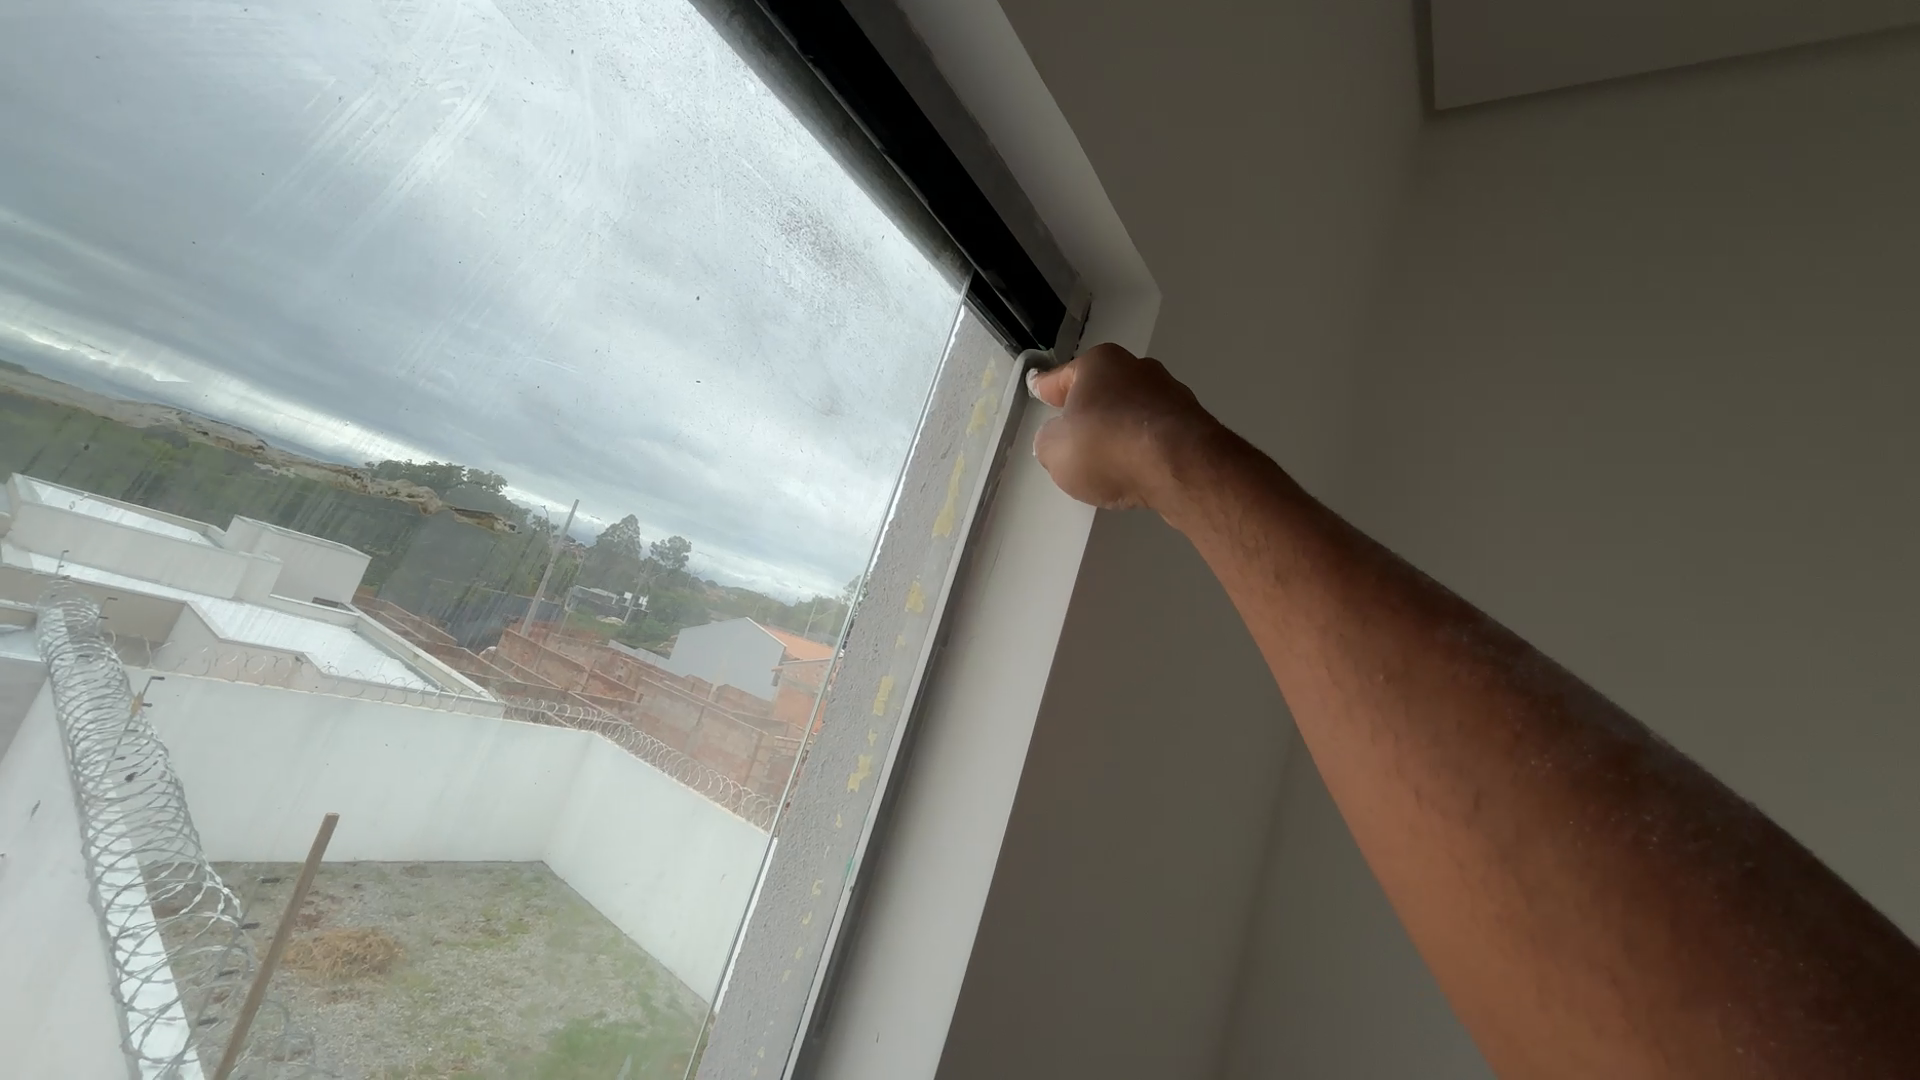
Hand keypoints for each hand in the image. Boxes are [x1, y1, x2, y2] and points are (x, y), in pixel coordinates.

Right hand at [1029, 343, 1216, 510]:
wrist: (1179, 466)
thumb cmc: (1107, 446)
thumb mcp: (1055, 450)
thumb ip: (1049, 442)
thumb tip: (1057, 441)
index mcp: (1100, 364)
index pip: (1063, 376)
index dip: (1046, 387)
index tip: (1038, 388)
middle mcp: (1138, 370)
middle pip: (1103, 391)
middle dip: (1089, 410)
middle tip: (1073, 432)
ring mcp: (1171, 396)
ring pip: (1132, 413)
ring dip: (1118, 432)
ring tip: (1106, 462)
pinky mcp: (1192, 426)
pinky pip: (1155, 437)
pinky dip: (1142, 450)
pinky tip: (1134, 471)